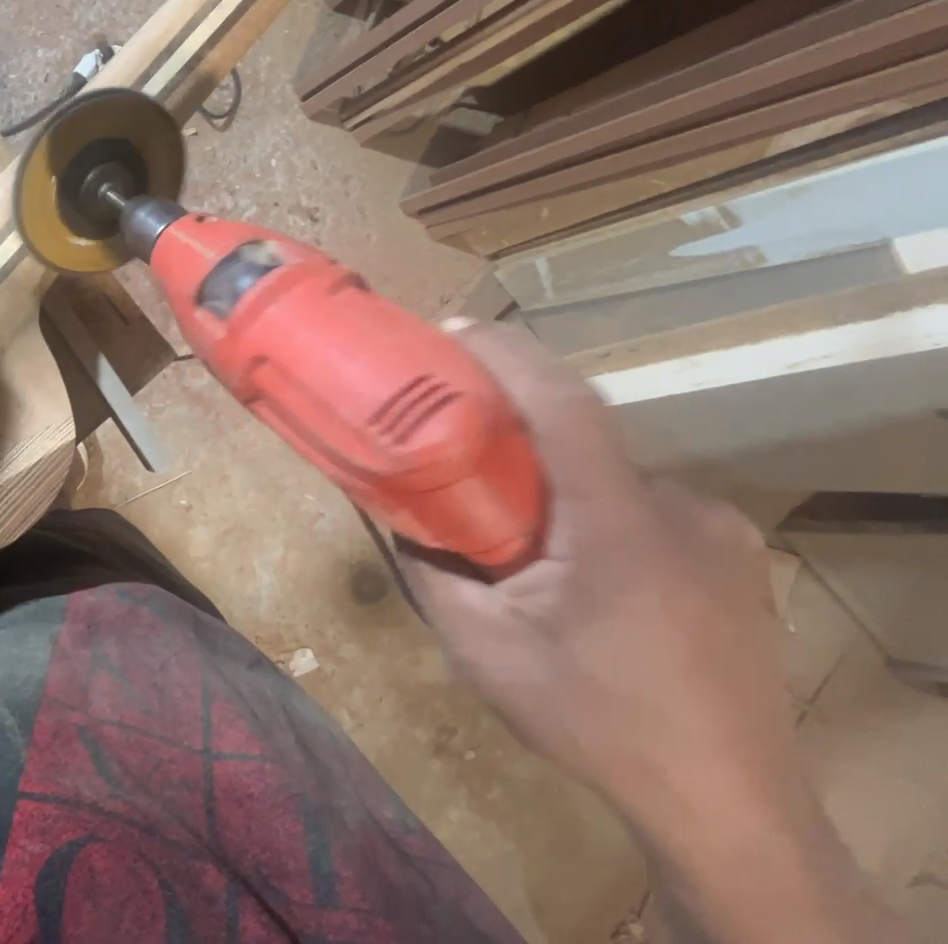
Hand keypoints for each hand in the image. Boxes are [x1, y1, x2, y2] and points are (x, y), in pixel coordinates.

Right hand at [401, 322, 801, 834]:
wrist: (727, 805)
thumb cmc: (594, 719)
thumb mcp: (482, 650)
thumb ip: (432, 575)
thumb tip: (399, 524)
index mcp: (619, 524)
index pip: (565, 407)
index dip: (507, 356)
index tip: (452, 330)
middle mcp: (682, 510)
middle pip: (583, 438)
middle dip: (514, 431)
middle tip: (454, 449)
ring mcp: (720, 533)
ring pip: (613, 478)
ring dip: (555, 484)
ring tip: (510, 535)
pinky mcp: (735, 560)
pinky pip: (645, 510)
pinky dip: (593, 514)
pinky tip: (572, 571)